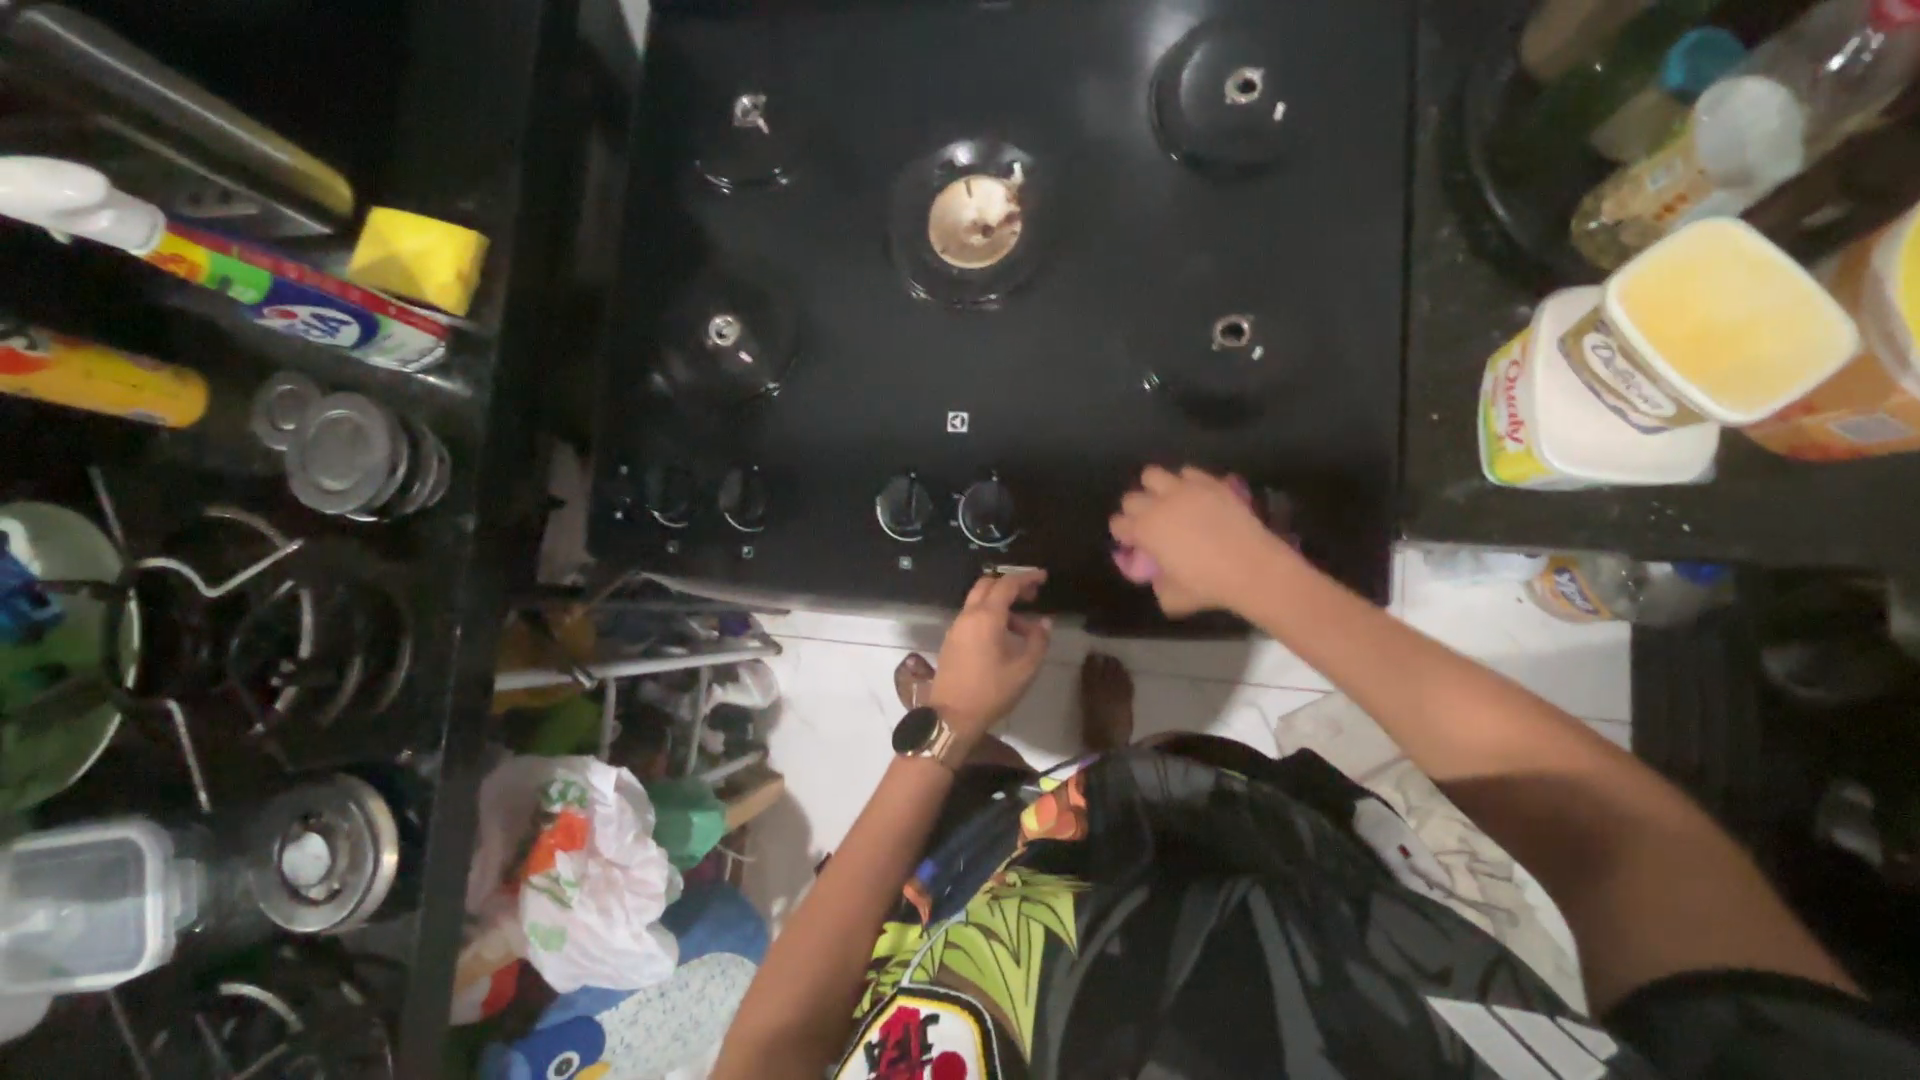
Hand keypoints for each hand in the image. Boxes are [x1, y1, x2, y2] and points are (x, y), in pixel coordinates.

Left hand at [929, 571, 1052, 739]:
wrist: (952, 716)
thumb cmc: (991, 691)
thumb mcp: (1024, 669)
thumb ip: (1038, 641)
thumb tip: (1045, 623)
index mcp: (986, 617)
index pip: (1007, 584)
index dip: (1026, 577)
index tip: (1043, 577)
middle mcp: (968, 616)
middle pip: (987, 585)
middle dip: (1010, 585)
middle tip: (1032, 595)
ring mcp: (956, 627)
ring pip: (978, 602)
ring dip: (1001, 604)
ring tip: (1024, 627)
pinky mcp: (951, 640)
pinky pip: (972, 617)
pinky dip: (989, 616)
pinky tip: (1004, 637)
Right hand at [1109, 466, 1292, 617]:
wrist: (1251, 568)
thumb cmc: (1208, 586)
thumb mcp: (1172, 598)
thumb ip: (1157, 584)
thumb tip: (1158, 576)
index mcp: (1144, 530)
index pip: (1117, 524)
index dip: (1123, 534)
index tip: (1134, 543)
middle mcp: (1158, 504)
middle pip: (1130, 498)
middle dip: (1135, 511)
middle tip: (1150, 524)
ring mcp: (1185, 490)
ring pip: (1152, 475)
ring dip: (1154, 488)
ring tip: (1167, 502)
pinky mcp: (1210, 483)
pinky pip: (1187, 473)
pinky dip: (1186, 483)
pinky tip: (1195, 497)